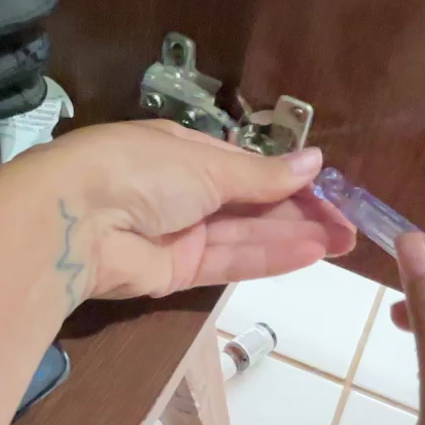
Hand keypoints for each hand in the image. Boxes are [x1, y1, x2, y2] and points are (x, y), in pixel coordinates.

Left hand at [25, 120, 356, 298]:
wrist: (76, 221)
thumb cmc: (141, 171)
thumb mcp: (208, 165)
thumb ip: (262, 175)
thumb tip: (314, 161)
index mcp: (184, 152)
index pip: (246, 166)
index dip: (288, 179)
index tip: (329, 190)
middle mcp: (182, 191)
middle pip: (250, 203)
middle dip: (299, 212)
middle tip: (348, 225)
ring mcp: (178, 234)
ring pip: (245, 234)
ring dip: (293, 237)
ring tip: (342, 241)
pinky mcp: (175, 273)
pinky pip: (229, 262)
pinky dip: (268, 258)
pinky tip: (309, 253)